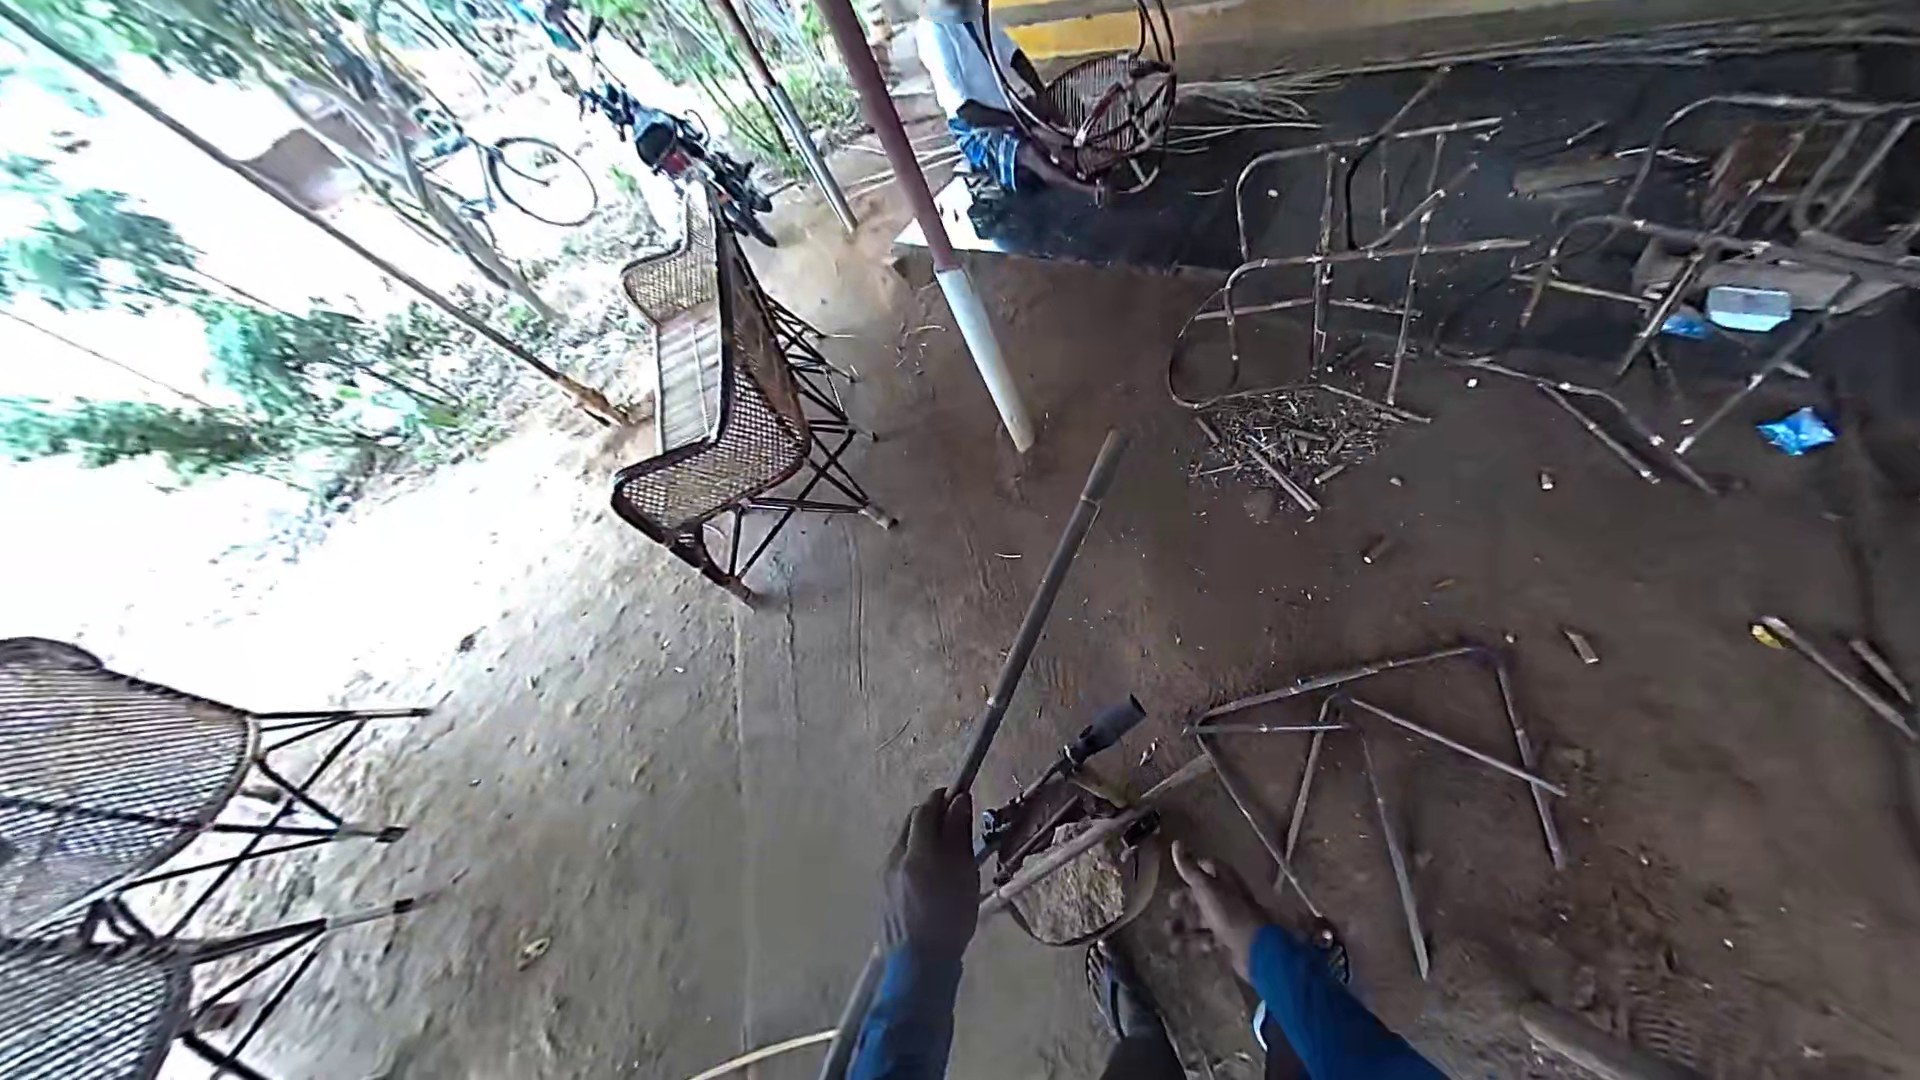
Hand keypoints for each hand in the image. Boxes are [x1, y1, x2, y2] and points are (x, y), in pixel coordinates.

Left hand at [882, 788, 978, 961]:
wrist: (919, 968)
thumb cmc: (950, 920)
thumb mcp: (964, 874)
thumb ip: (958, 834)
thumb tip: (959, 800)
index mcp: (917, 852)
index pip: (925, 809)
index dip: (942, 798)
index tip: (959, 796)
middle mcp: (895, 856)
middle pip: (913, 820)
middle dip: (932, 814)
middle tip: (956, 822)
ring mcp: (886, 872)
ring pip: (906, 839)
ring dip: (924, 834)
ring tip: (946, 851)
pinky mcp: (883, 888)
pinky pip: (901, 858)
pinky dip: (916, 853)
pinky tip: (931, 873)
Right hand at [1171, 841, 1267, 980]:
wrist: (1256, 950)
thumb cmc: (1229, 912)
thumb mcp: (1205, 887)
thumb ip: (1188, 868)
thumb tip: (1176, 842)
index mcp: (1223, 879)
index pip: (1205, 868)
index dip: (1190, 872)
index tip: (1176, 878)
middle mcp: (1225, 897)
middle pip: (1199, 896)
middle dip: (1183, 904)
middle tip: (1172, 908)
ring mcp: (1227, 921)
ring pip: (1200, 920)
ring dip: (1183, 928)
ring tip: (1171, 937)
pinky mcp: (1227, 942)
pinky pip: (1206, 940)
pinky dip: (1194, 944)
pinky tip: (1184, 949)